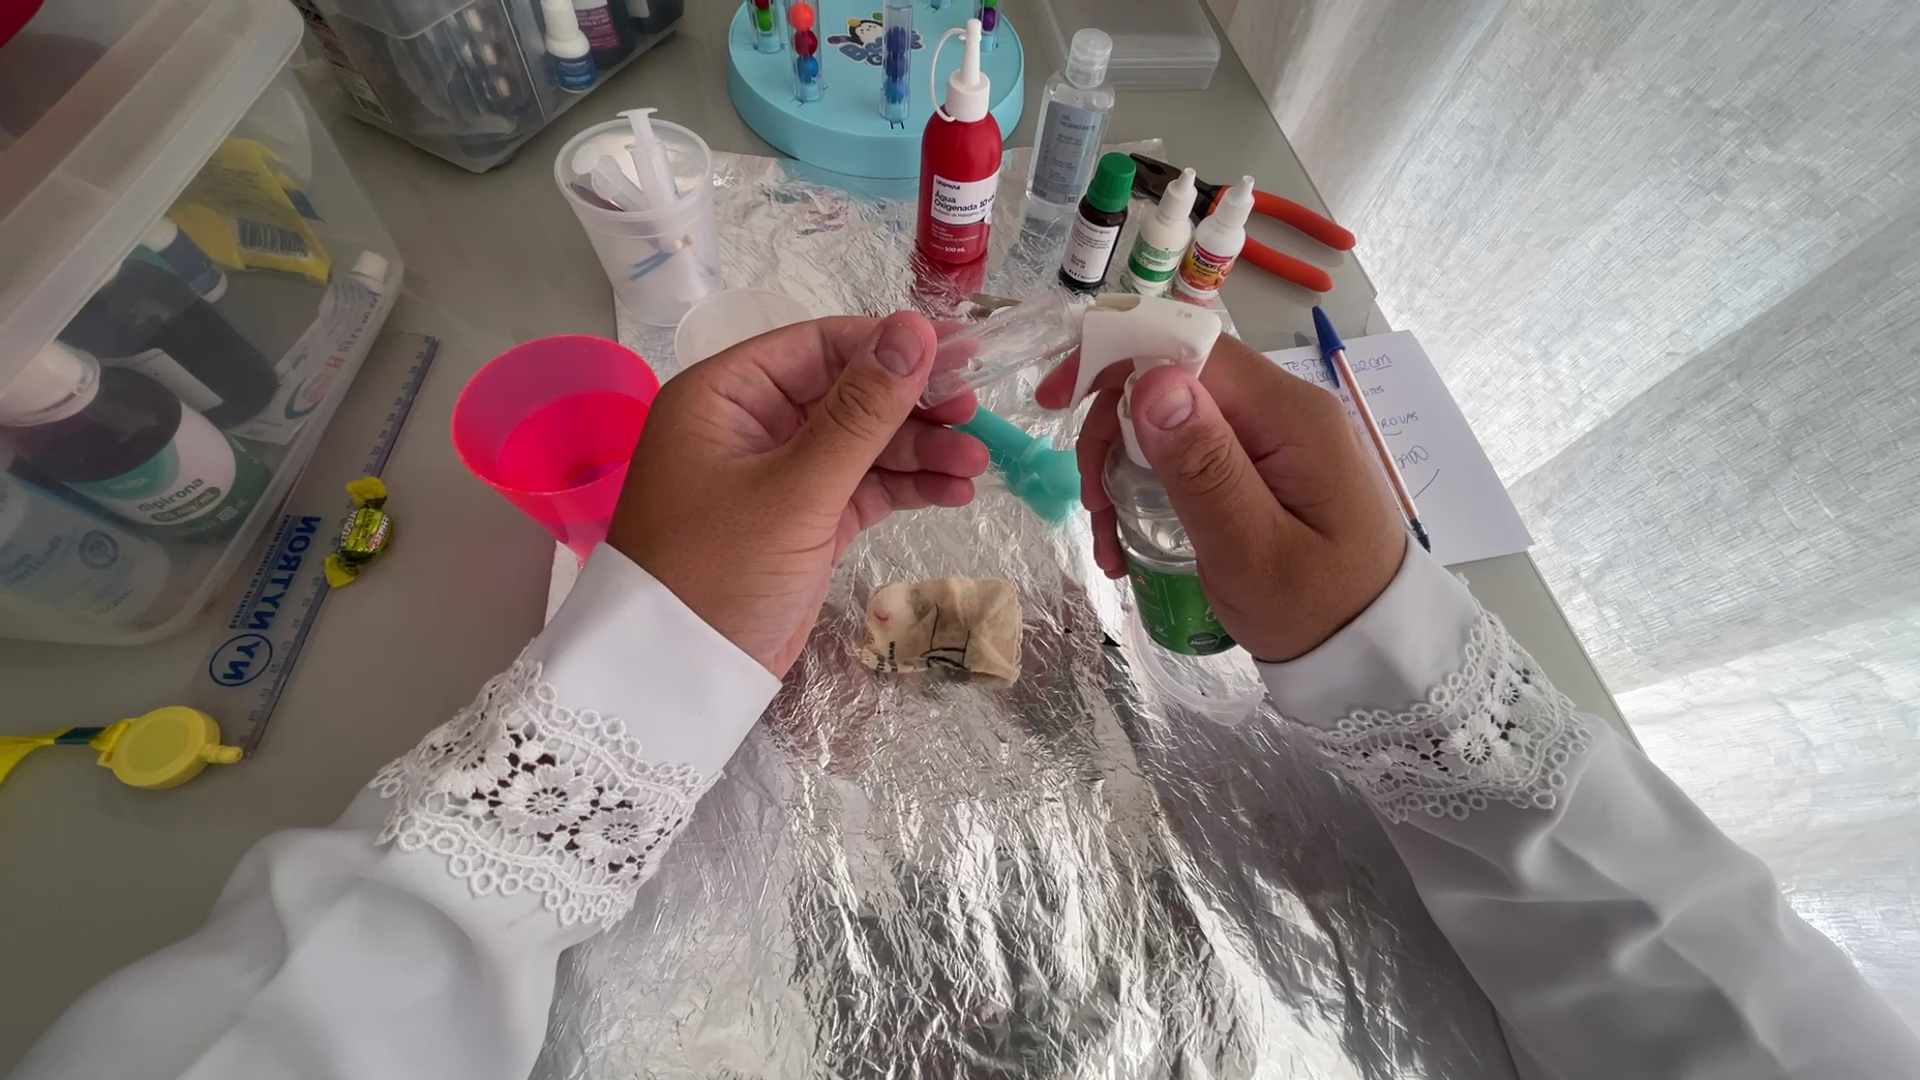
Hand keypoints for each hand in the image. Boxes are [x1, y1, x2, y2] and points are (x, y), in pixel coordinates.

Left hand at [609, 313, 987, 675]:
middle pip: (851, 395)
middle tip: (973, 414)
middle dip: (913, 408)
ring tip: (976, 464)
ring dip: (921, 452)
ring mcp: (786, 474)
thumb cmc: (721, 569)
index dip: (890, 347)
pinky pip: (866, 488)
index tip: (958, 354)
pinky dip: (907, 489)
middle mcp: (757, 425)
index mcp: (729, 395)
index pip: (820, 347)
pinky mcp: (810, 519)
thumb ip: (861, 412)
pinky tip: (953, 492)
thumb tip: (916, 329)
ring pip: (866, 445)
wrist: (689, 674)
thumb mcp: (795, 488)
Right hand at [1036, 333, 1405, 662]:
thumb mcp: (1250, 548)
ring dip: (1121, 469)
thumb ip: (1204, 466)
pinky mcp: (1261, 465)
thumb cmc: (1314, 609)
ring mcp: (1272, 437)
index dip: (1116, 360)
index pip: (1189, 348)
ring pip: (1170, 421)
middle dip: (1111, 432)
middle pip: (1171, 382)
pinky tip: (1130, 537)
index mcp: (1286, 415)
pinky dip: (1147, 488)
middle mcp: (1281, 410)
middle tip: (1091, 502)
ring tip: (1108, 536)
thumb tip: (1152, 382)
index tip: (1058, 401)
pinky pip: (1189, 454)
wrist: (1370, 648)